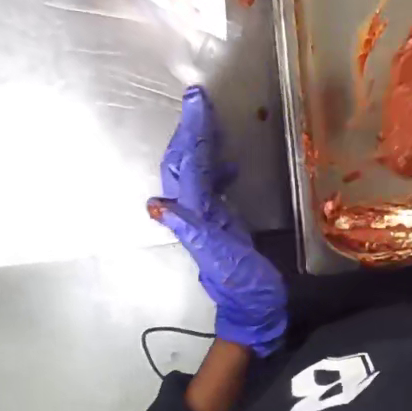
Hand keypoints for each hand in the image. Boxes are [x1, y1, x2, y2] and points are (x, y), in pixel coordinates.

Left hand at [149, 87, 287, 356]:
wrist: (256, 310)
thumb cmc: (244, 286)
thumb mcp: (220, 258)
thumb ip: (192, 231)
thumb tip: (156, 206)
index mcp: (194, 216)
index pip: (186, 165)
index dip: (190, 132)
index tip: (196, 100)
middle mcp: (194, 213)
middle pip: (183, 164)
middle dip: (188, 130)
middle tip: (198, 99)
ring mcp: (207, 218)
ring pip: (195, 172)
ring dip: (199, 144)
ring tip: (210, 119)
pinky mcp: (221, 223)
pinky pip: (212, 186)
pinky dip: (216, 167)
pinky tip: (229, 162)